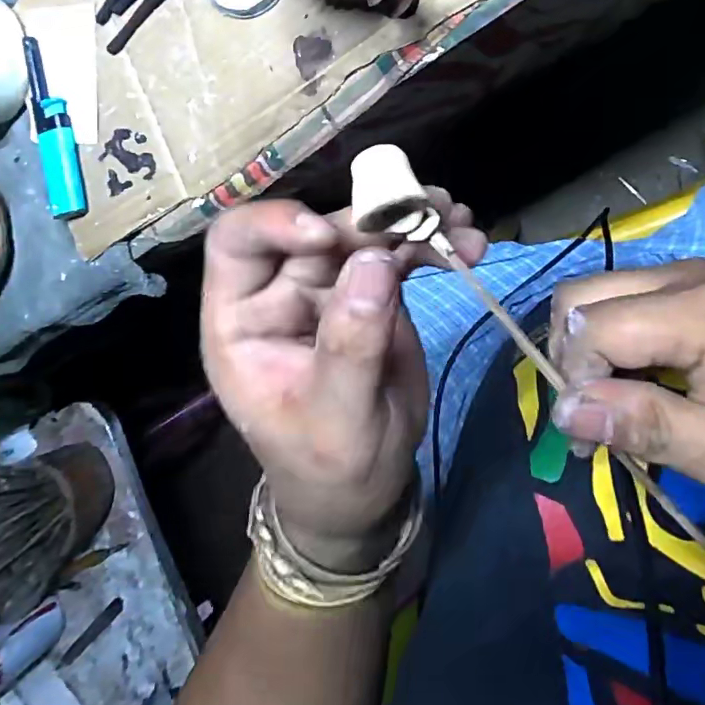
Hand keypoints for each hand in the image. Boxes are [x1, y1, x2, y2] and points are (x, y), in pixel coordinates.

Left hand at [201, 194, 485, 571]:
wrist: (363, 488)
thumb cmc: (328, 466)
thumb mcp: (335, 422)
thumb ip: (350, 348)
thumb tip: (374, 261)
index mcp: (241, 318)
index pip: (236, 243)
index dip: (274, 223)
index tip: (328, 236)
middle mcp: (279, 290)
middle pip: (317, 229)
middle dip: (369, 218)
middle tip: (426, 215)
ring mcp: (327, 286)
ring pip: (362, 232)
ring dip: (411, 219)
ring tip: (456, 220)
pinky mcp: (370, 289)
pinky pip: (397, 252)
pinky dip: (431, 242)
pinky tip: (468, 241)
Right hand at [546, 259, 704, 554]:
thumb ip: (649, 428)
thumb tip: (564, 409)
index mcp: (698, 312)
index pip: (586, 329)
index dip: (575, 385)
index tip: (600, 444)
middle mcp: (689, 277)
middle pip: (580, 297)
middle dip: (570, 359)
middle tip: (602, 423)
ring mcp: (703, 280)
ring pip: (601, 297)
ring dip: (592, 351)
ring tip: (625, 410)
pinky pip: (633, 303)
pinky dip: (620, 344)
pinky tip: (653, 389)